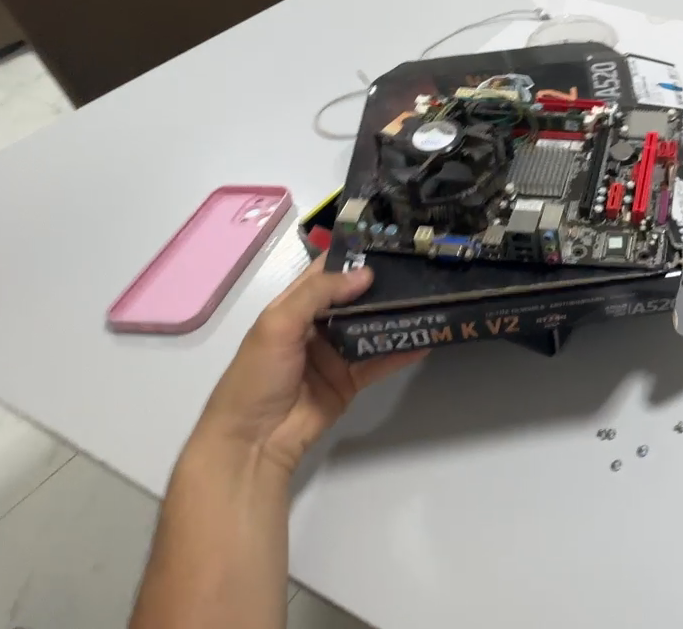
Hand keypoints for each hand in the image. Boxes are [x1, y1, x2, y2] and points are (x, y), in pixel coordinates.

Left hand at [190, 257, 424, 474]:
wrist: (253, 442)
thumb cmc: (258, 376)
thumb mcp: (278, 325)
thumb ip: (319, 294)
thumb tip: (366, 274)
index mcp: (294, 307)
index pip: (326, 272)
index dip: (353, 256)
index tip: (388, 241)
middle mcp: (317, 326)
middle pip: (356, 298)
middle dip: (384, 283)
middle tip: (419, 267)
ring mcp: (336, 354)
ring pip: (372, 327)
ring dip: (397, 315)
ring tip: (430, 297)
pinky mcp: (351, 380)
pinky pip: (381, 360)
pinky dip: (402, 350)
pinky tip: (426, 339)